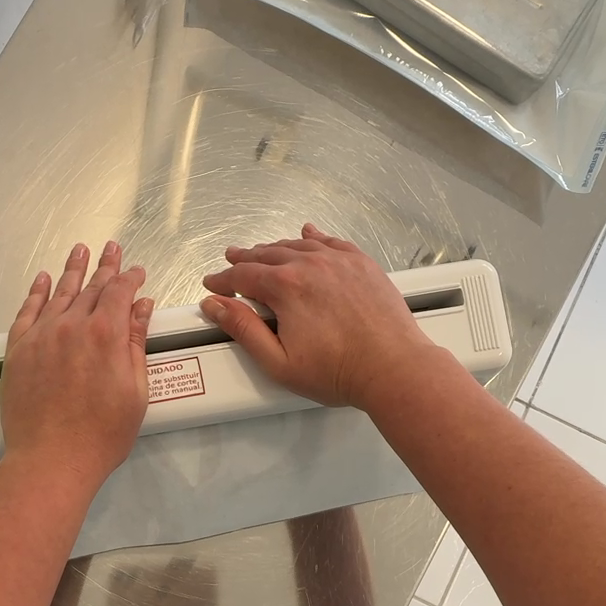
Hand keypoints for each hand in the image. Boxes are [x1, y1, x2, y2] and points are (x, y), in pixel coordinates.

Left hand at [0, 240, 153, 488]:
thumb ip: (136, 345)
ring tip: (81, 250)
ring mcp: (41, 335)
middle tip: (111, 247)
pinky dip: (37, 292)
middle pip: (91, 287)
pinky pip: (27, 311)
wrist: (51, 460)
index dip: (130, 279)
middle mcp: (71, 325)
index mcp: (105, 334)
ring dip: (73, 270)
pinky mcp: (18, 349)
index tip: (137, 272)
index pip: (120, 293)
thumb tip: (141, 307)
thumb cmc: (102, 435)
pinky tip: (44, 279)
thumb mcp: (135, 392)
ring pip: (59, 292)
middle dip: (104, 267)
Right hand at [200, 223, 445, 408]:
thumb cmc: (338, 371)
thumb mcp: (278, 361)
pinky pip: (331, 241)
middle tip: (231, 261)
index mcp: (286, 287)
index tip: (213, 285)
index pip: (243, 275)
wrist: (392, 367)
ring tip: (261, 252)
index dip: (223, 280)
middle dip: (245, 259)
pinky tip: (308, 233)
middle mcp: (311, 264)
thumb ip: (244, 329)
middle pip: (267, 255)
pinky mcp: (362, 264)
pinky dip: (314, 237)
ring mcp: (339, 260)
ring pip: (298, 245)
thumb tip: (216, 305)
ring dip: (275, 248)